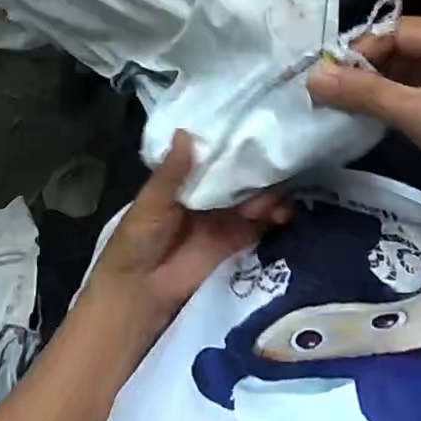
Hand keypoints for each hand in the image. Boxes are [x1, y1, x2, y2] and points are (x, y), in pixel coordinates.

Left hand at [84, 131, 291, 334]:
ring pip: (256, 198)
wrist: (141, 290)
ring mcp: (227, 218)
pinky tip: (282, 215)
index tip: (254, 130)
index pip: (216, 157)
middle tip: (272, 166)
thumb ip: (173, 171)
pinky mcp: (239, 242)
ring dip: (269, 194)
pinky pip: (263, 226)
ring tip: (275, 196)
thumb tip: (185, 131)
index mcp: (189, 180)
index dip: (233, 146)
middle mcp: (211, 196)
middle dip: (257, 170)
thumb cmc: (138, 239)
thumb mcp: (152, 200)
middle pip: (241, 176)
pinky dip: (276, 218)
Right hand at [307, 16, 420, 249]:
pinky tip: (359, 110)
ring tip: (332, 100)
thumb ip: (367, 95)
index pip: (397, 30)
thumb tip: (312, 77)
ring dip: (370, 84)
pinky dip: (386, 98)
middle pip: (397, 46)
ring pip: (400, 67)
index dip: (357, 50)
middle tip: (321, 90)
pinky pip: (410, 86)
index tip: (318, 75)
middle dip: (361, 68)